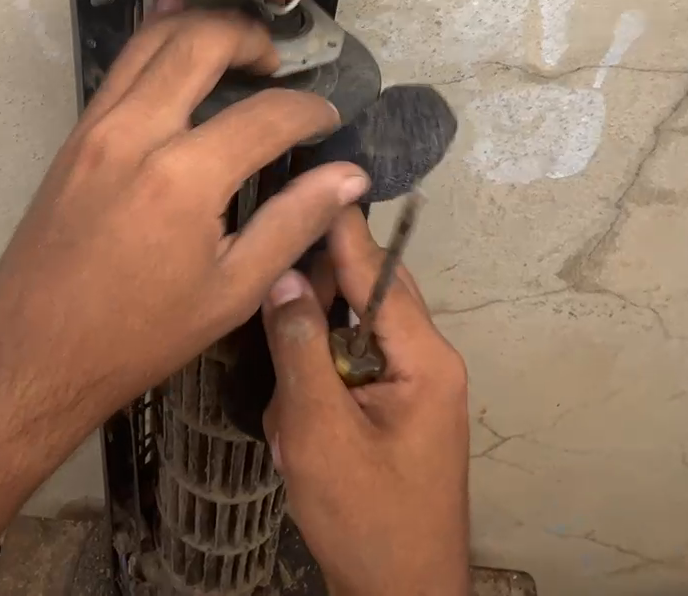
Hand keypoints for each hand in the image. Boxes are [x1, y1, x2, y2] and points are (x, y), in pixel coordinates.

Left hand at [0, 0, 371, 445]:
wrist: (30, 353)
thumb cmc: (137, 336)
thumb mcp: (231, 292)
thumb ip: (294, 223)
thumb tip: (351, 176)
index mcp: (183, 178)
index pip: (266, 114)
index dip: (310, 110)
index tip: (327, 120)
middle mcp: (136, 132)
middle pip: (200, 41)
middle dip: (250, 37)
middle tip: (278, 64)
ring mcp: (96, 125)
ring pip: (151, 39)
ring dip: (200, 26)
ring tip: (237, 47)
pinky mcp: (75, 134)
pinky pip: (121, 66)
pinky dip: (157, 43)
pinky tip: (180, 45)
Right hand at [262, 208, 471, 595]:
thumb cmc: (366, 518)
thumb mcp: (318, 432)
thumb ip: (299, 345)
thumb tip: (283, 273)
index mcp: (422, 356)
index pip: (375, 266)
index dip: (338, 221)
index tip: (308, 170)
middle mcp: (425, 357)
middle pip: (364, 291)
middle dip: (314, 290)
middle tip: (262, 278)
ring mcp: (411, 382)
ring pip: (352, 326)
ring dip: (312, 339)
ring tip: (279, 366)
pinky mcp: (394, 405)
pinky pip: (351, 361)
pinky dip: (318, 371)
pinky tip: (293, 403)